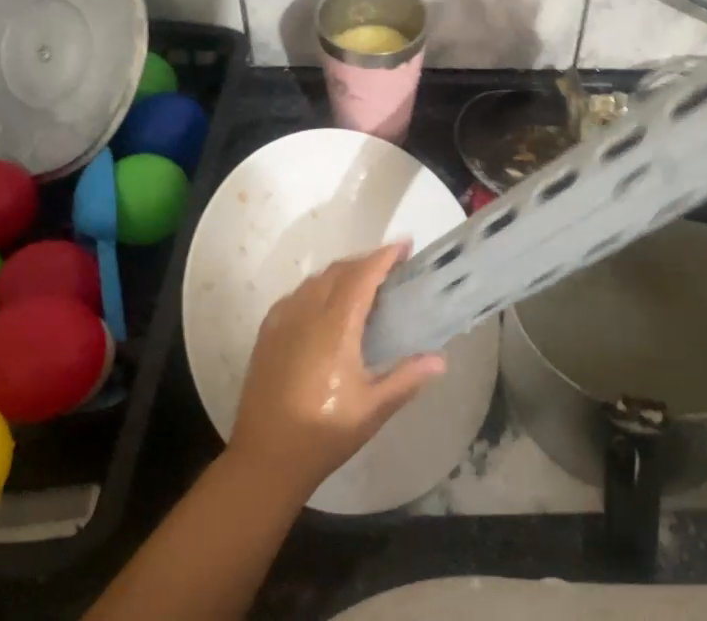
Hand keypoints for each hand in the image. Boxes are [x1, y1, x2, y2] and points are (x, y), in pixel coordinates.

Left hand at [228, 242, 445, 497]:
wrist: (266, 459)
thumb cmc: (324, 434)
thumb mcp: (373, 410)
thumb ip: (407, 378)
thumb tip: (441, 359)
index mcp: (334, 328)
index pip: (361, 276)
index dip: (384, 257)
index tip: (405, 246)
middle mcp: (305, 314)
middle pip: (338, 271)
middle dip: (365, 261)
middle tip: (391, 265)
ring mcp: (281, 322)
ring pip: (314, 281)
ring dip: (341, 273)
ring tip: (364, 283)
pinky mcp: (267, 335)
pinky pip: (295, 296)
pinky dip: (317, 288)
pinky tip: (327, 304)